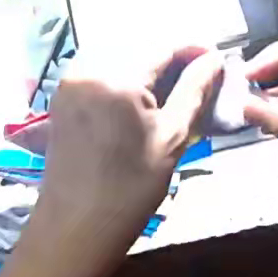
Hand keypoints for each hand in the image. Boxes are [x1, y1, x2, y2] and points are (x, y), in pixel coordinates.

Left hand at [23, 46, 223, 276]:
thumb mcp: (172, 139)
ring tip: (172, 97)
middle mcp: (86, 71)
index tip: (216, 61)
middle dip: (170, 64)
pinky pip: (100, 80)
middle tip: (197, 83)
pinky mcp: (61, 102)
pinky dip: (123, 86)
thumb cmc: (130, 189)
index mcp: (116, 78)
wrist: (76, 227)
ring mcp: (69, 86)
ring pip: (119, 65)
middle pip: (139, 54)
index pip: (163, 49)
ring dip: (147, 75)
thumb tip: (214, 60)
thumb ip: (194, 92)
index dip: (193, 52)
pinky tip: (140, 107)